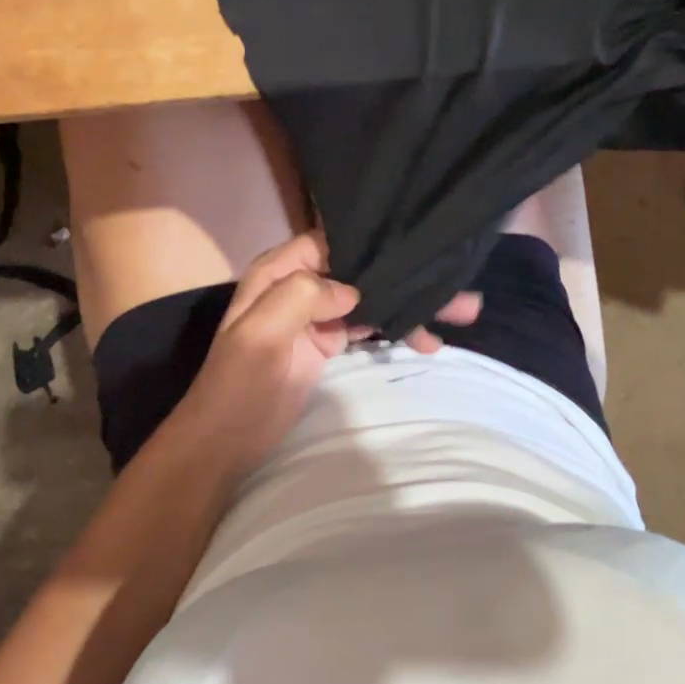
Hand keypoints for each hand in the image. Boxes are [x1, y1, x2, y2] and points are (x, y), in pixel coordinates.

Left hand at [173, 232, 480, 473]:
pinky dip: (396, 329)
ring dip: (409, 303)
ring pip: (368, 297)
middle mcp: (297, 285)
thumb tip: (352, 289)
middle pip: (357, 269)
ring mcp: (314, 315)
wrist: (224, 442)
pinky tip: (428, 338)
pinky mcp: (326, 343)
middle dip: (403, 275)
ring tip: (460, 311)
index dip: (369, 241)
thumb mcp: (260, 336)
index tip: (414, 246)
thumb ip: (299, 298)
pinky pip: (367, 326)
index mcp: (277, 273)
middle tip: (456, 285)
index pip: (329, 241)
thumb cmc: (237, 386)